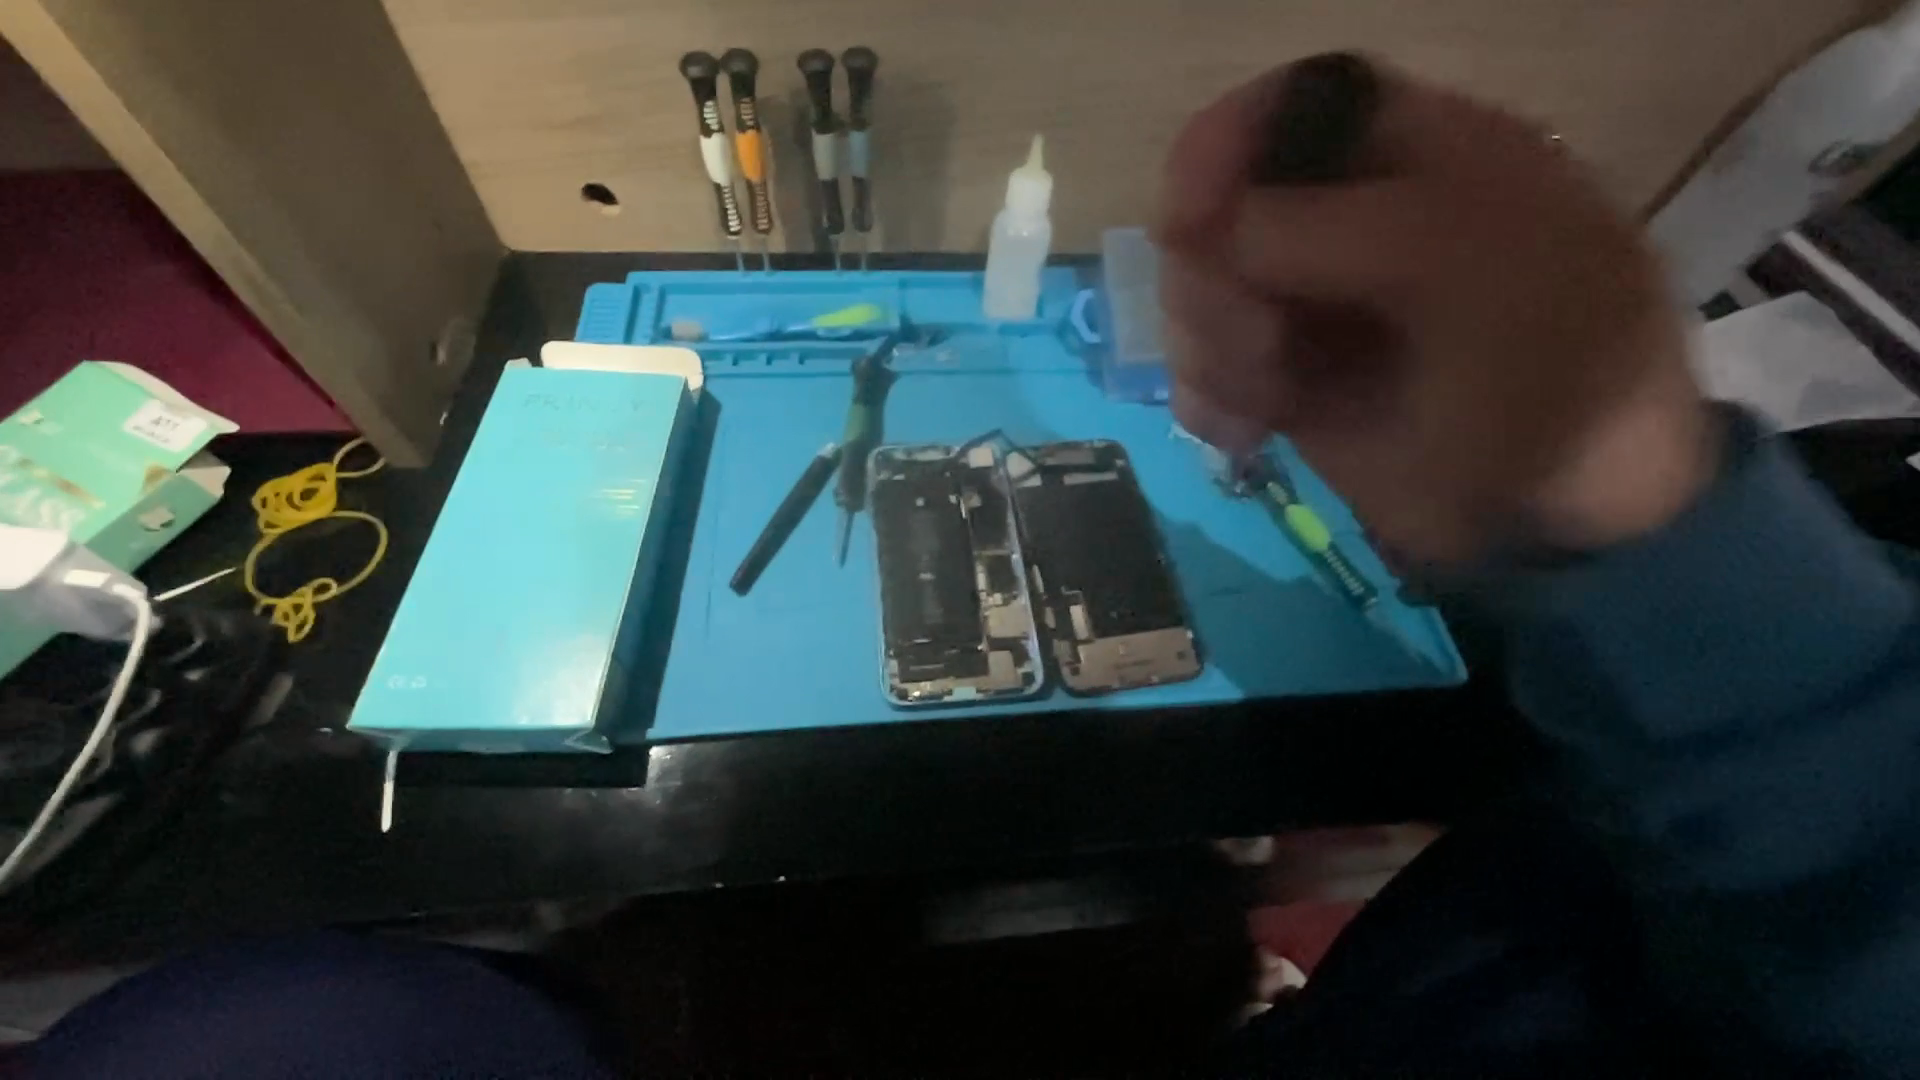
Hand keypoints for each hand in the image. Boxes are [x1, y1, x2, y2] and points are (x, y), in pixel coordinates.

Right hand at [1155, 58, 1717, 565]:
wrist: (1548, 521)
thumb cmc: (1547, 383)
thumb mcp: (1474, 275)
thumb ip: (1342, 229)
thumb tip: (1209, 231)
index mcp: (1421, 163)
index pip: (1296, 107)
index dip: (1226, 142)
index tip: (1185, 216)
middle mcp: (1349, 225)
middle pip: (1221, 209)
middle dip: (1215, 280)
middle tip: (1259, 343)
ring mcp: (1307, 307)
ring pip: (1197, 291)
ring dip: (1210, 348)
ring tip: (1262, 399)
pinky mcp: (1279, 379)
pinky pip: (1199, 366)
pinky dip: (1204, 398)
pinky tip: (1242, 431)